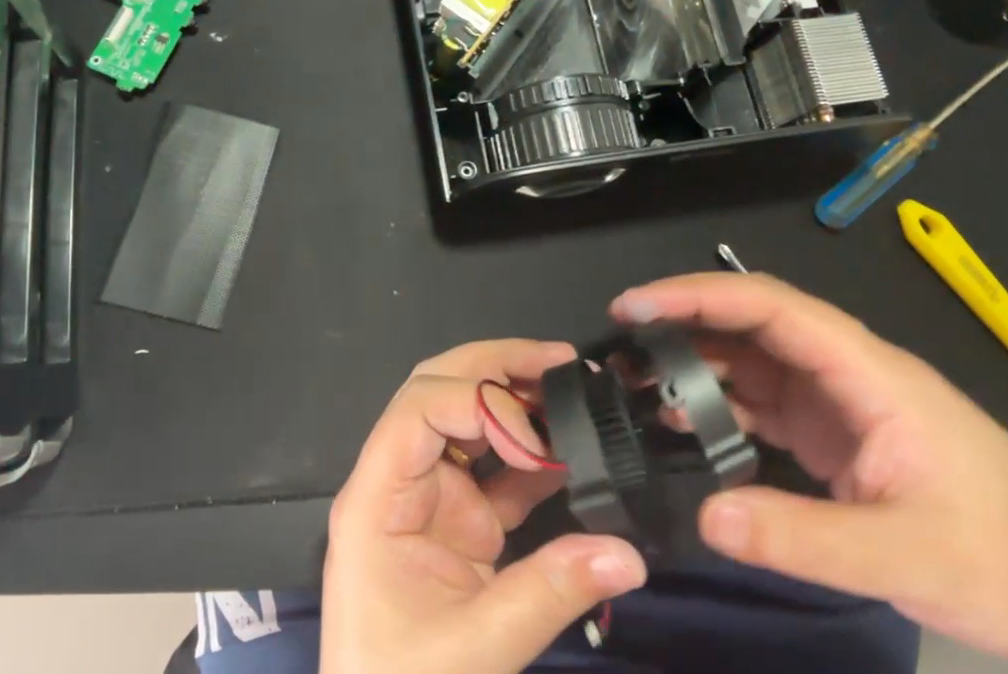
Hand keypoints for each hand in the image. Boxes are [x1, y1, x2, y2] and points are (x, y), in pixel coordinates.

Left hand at [321, 340, 647, 673]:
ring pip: (463, 421)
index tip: (535, 438)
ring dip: (514, 403)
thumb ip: (551, 592)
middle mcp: (398, 483)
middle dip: (495, 368)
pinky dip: (530, 456)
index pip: (417, 409)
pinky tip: (572, 452)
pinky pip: (493, 472)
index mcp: (378, 499)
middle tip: (559, 361)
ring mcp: (428, 500)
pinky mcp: (457, 523)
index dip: (477, 402)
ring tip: (571, 390)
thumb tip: (629, 552)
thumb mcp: (477, 648)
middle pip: (435, 393)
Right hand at [612, 273, 1007, 673]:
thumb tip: (705, 515)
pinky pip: (766, 404)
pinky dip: (720, 405)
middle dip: (685, 321)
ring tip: (636, 381)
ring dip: (697, 363)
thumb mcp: (908, 556)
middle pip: (757, 325)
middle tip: (618, 341)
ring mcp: (845, 406)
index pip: (774, 309)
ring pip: (756, 362)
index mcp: (873, 376)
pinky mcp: (839, 437)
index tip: (637, 305)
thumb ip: (804, 537)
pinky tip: (684, 422)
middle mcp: (853, 376)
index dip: (701, 295)